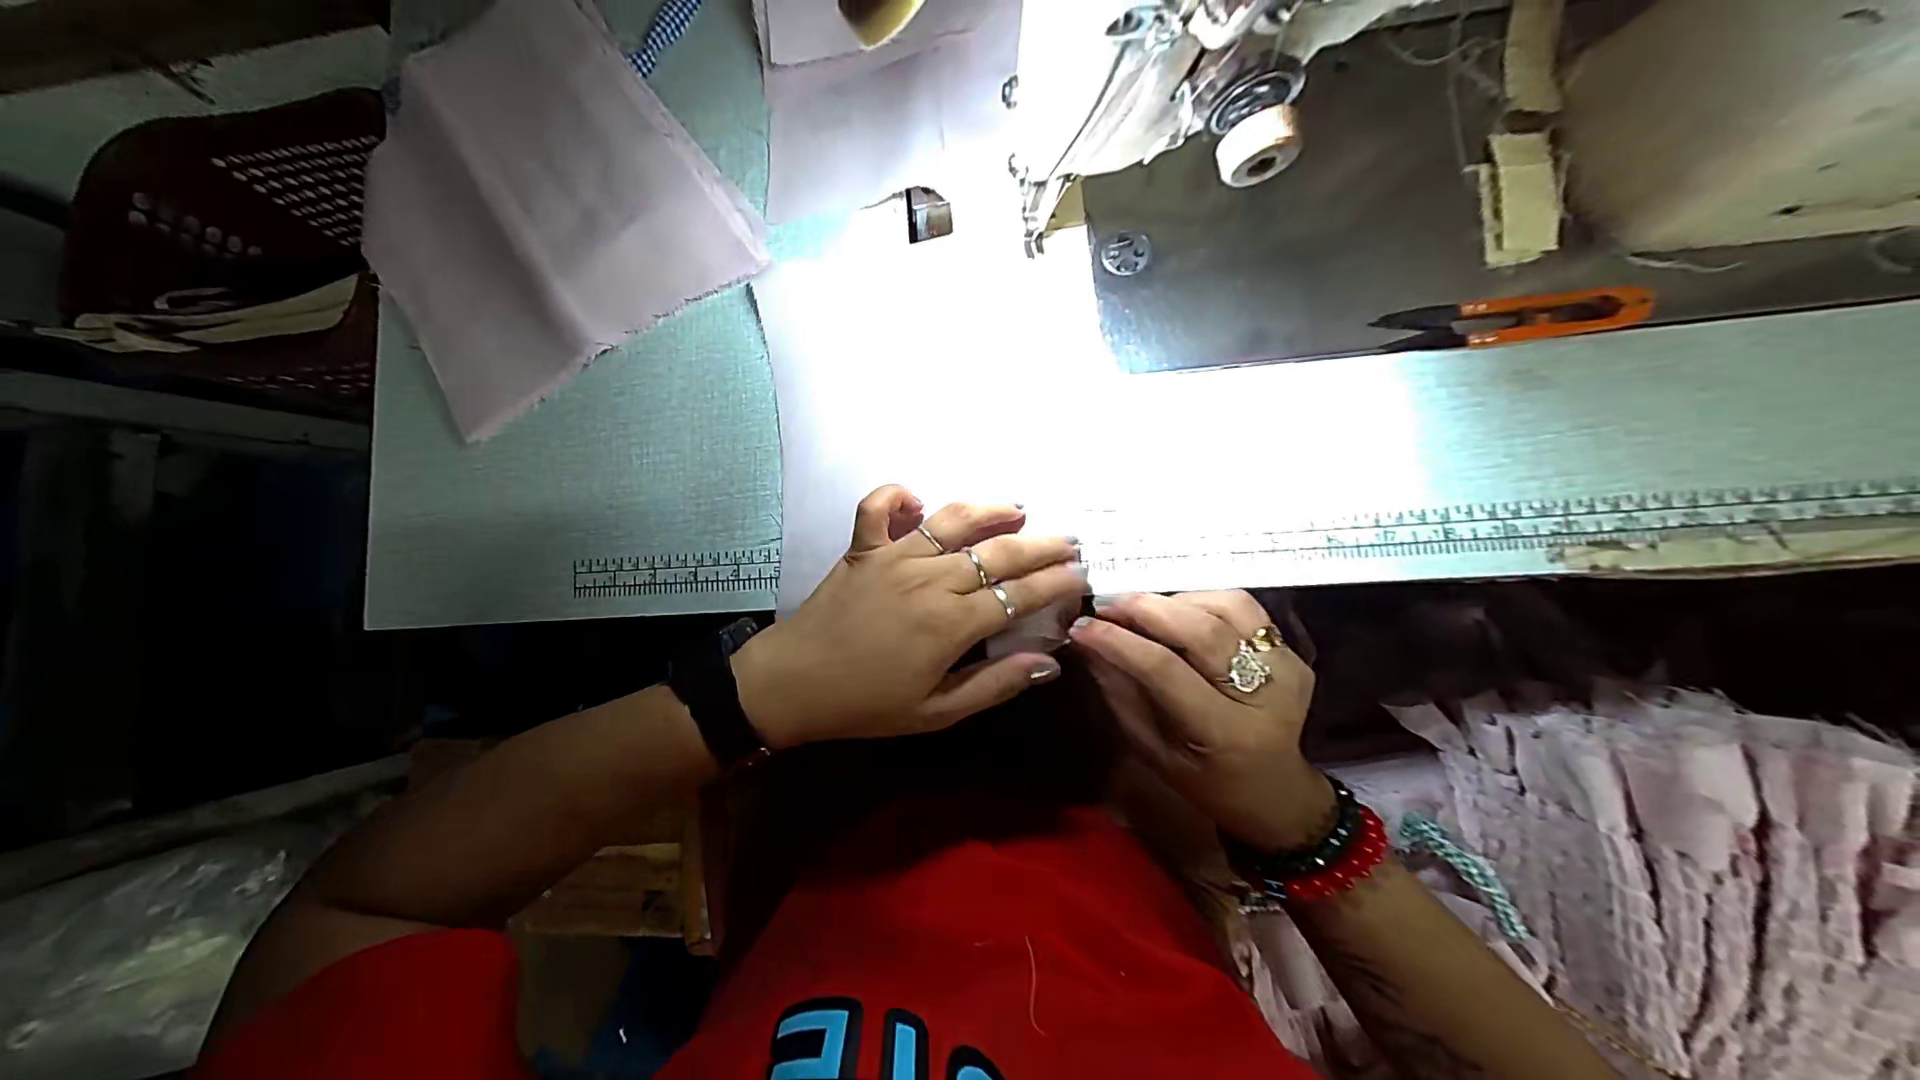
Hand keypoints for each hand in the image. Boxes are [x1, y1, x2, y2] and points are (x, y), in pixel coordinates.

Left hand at [732, 485, 1086, 746]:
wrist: (794, 685)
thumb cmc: (868, 704)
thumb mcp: (936, 711)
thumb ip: (994, 684)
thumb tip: (1048, 662)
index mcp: (951, 623)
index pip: (1019, 594)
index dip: (1055, 582)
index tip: (1080, 575)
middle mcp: (929, 579)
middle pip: (997, 551)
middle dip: (1041, 545)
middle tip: (1069, 540)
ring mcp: (893, 557)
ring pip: (951, 520)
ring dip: (988, 509)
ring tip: (1016, 508)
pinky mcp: (861, 548)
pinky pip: (877, 507)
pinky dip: (897, 496)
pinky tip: (918, 502)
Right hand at [1069, 591, 1334, 851]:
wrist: (1275, 792)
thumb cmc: (1205, 781)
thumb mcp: (1153, 751)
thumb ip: (1121, 693)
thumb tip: (1087, 642)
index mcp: (1226, 732)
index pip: (1165, 669)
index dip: (1119, 641)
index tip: (1082, 626)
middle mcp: (1265, 694)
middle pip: (1202, 629)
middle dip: (1146, 609)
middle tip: (1107, 605)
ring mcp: (1286, 668)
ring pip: (1226, 606)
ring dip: (1174, 600)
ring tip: (1140, 608)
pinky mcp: (1294, 654)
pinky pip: (1245, 608)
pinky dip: (1203, 600)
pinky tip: (1177, 611)